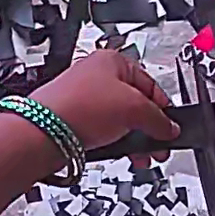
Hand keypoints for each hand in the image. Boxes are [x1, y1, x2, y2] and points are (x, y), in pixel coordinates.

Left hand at [30, 50, 179, 151]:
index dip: (163, 108)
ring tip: (140, 155)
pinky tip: (118, 153)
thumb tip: (169, 128)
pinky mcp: (73, 122)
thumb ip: (159, 119)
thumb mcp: (134, 108)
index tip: (171, 127)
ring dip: (132, 139)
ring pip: (118, 121)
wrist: (43, 131)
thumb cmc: (78, 106)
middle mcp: (95, 77)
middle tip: (157, 146)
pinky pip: (102, 132)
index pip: (150, 83)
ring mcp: (83, 100)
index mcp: (112, 61)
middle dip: (148, 128)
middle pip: (134, 104)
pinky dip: (113, 143)